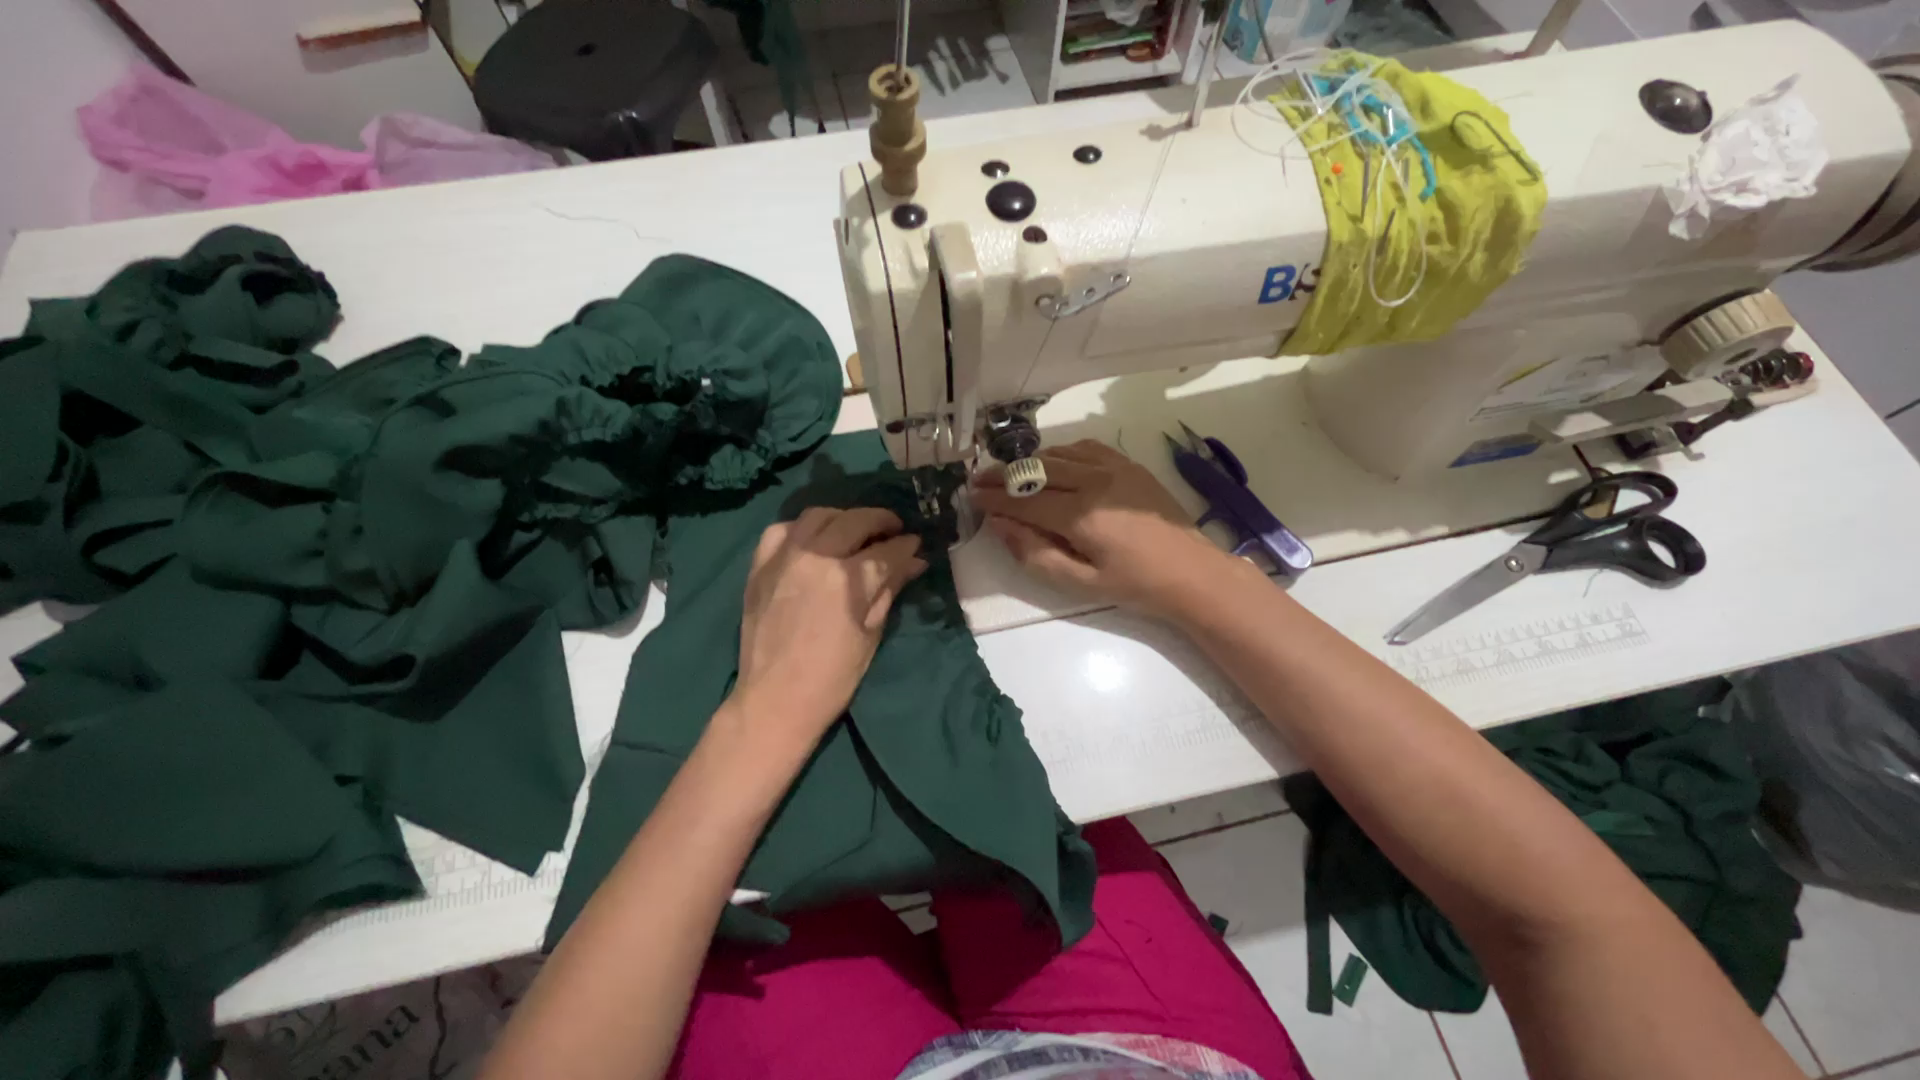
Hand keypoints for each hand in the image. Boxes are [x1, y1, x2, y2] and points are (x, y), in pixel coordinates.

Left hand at [729, 507, 926, 750]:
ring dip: (843, 517)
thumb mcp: (870, 633)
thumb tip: (913, 561)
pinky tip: (813, 538)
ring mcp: (783, 557)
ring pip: (818, 515)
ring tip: (856, 530)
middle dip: (881, 521)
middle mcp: (814, 556)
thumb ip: (889, 589)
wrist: (774, 700)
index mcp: (847, 579)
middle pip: (855, 522)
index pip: (886, 550)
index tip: (916, 545)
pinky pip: (781, 530)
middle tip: (894, 530)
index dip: (906, 546)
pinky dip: (801, 527)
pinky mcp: (759, 566)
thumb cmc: (832, 677)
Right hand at [972, 440, 1242, 619]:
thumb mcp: (1081, 584)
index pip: (1025, 501)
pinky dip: (1062, 452)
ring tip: (1009, 474)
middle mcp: (1095, 483)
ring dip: (1030, 463)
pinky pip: (1087, 448)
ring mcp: (1114, 469)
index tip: (971, 497)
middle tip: (979, 480)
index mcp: (1081, 516)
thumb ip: (1036, 554)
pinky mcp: (1129, 466)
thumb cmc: (1135, 586)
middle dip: (1004, 476)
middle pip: (1037, 472)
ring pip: (1059, 455)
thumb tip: (1000, 526)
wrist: (1192, 573)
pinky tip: (1053, 462)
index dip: (994, 499)